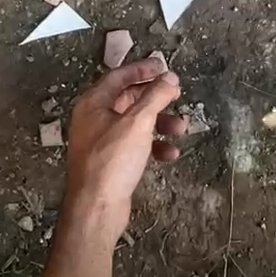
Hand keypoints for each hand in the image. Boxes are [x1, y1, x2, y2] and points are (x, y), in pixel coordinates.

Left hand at [60, 55, 187, 247]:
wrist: (96, 209)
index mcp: (94, 103)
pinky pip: (135, 145)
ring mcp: (102, 141)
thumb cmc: (112, 160)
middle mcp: (95, 118)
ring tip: (181, 128)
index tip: (163, 66)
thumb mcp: (138, 123)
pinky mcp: (111, 162)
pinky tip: (170, 154)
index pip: (119, 76)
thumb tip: (170, 76)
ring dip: (160, 123)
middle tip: (176, 94)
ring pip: (135, 123)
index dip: (142, 69)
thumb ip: (155, 97)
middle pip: (129, 99)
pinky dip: (153, 145)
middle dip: (155, 98)